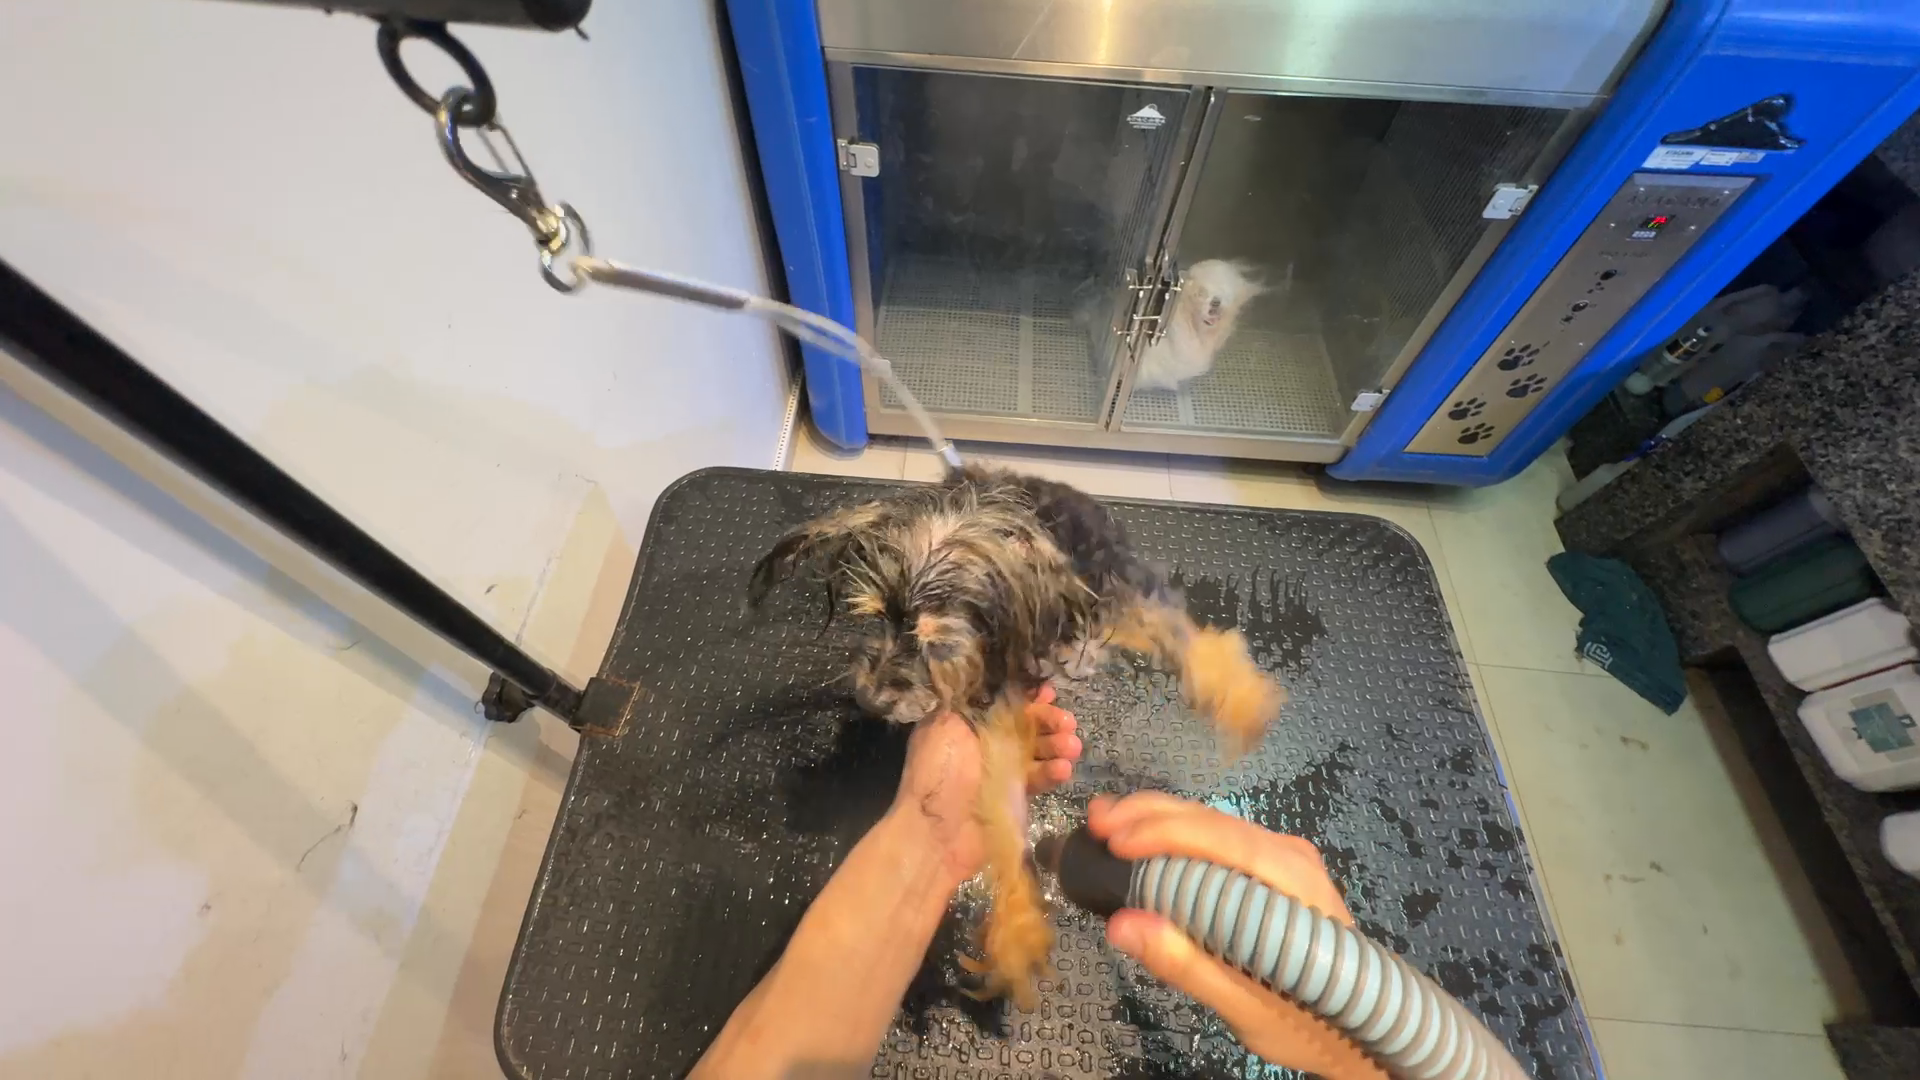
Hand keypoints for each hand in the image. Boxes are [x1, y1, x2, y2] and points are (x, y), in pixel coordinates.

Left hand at [892, 685, 1081, 888]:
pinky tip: (1064, 768)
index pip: (1003, 702)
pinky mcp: (1014, 796)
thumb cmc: (938, 772)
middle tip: (1067, 722)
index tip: (1048, 691)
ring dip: (1056, 745)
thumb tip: (997, 686)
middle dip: (1048, 720)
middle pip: (1024, 725)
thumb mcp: (944, 725)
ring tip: (1072, 745)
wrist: (935, 833)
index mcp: (966, 721)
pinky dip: (1052, 773)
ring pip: (1035, 751)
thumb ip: (971, 703)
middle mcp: (985, 742)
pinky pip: (1037, 779)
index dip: (1027, 696)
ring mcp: (1001, 770)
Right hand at [1088, 793, 1387, 1079]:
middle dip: (1147, 815)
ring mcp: (1279, 849)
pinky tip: (1138, 833)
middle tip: (1096, 821)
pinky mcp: (1266, 856)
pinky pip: (1212, 832)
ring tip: (1104, 821)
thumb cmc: (1308, 1021)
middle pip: (1209, 818)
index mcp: (1292, 883)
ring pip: (1207, 818)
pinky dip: (1170, 829)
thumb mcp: (1248, 1009)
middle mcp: (1287, 852)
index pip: (1223, 840)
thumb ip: (1188, 966)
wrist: (1361, 1026)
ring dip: (1152, 816)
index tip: (1115, 843)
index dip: (1165, 834)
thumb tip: (1120, 926)